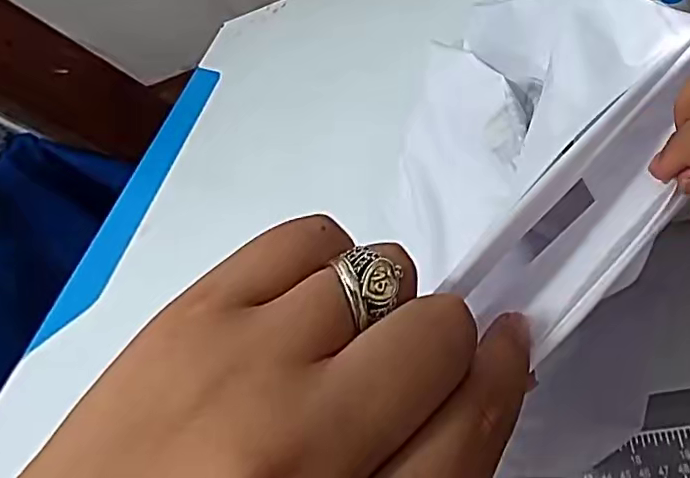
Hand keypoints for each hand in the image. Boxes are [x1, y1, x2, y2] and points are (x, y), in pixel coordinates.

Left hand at [23, 215, 529, 477]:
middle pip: (436, 333)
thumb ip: (425, 466)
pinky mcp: (184, 313)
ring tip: (330, 353)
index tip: (505, 354)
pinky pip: (308, 235)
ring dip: (375, 310)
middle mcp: (288, 447)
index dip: (499, 382)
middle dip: (435, 351)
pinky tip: (292, 315)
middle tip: (393, 383)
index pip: (468, 427)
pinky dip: (322, 266)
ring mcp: (232, 368)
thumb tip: (489, 367)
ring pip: (380, 269)